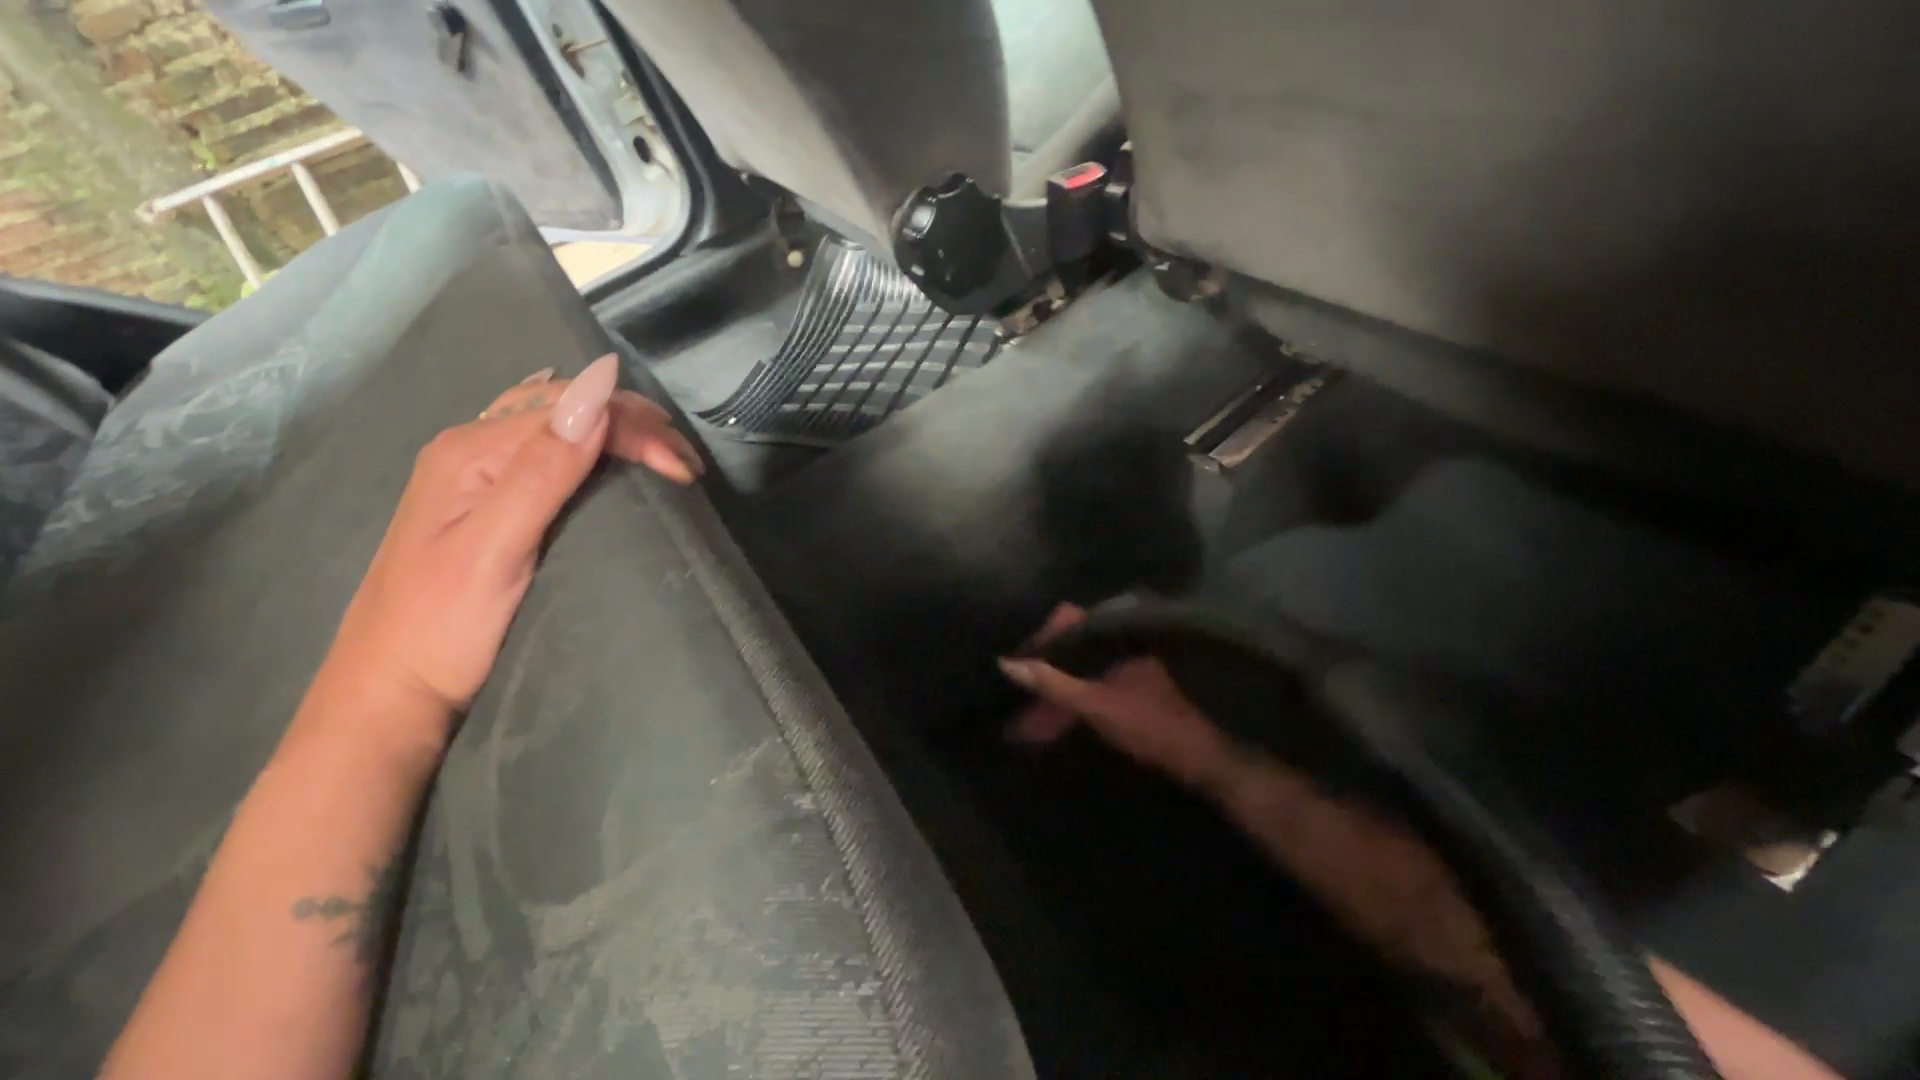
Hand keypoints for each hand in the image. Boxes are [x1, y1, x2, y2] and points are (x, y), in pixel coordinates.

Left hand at [320, 354, 701, 730]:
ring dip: (612, 428)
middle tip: (686, 463)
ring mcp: (471, 475)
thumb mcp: (494, 549)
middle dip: (631, 421)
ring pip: (553, 422)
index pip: (571, 410)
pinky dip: (585, 441)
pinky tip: (597, 446)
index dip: (635, 428)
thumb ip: (543, 469)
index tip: (686, 473)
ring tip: (661, 457)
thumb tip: (596, 388)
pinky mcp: (480, 502)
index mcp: (471, 452)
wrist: (390, 694)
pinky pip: (541, 447)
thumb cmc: (443, 628)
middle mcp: (468, 449)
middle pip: (560, 405)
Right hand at [999, 603, 1234, 785]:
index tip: (1014, 663)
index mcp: (1119, 634)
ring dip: (1054, 696)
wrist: (1203, 760)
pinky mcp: (1134, 693)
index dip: (1039, 640)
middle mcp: (1125, 643)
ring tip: (1024, 726)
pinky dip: (1071, 706)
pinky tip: (1050, 729)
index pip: (1067, 620)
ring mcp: (1131, 668)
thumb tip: (1005, 663)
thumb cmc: (1151, 725)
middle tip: (1015, 701)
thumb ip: (1051, 683)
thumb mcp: (1095, 704)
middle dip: (1042, 675)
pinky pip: (1092, 690)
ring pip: (1081, 674)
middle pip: (1072, 650)